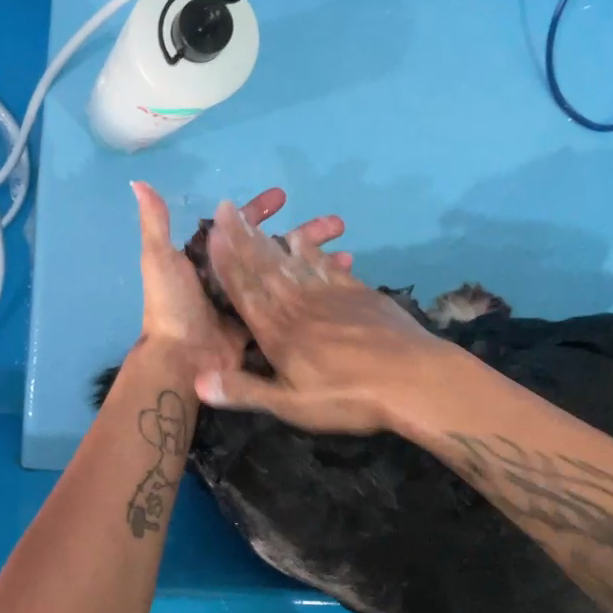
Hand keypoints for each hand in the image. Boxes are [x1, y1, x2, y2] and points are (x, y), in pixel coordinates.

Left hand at [132, 181, 344, 376]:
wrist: (181, 360)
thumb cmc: (172, 307)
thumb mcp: (159, 260)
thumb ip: (155, 224)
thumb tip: (138, 183)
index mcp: (207, 260)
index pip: (238, 229)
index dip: (258, 211)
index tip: (283, 196)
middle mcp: (230, 278)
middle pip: (271, 249)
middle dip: (303, 234)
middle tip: (336, 224)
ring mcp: (248, 303)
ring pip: (287, 274)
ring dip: (315, 262)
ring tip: (348, 253)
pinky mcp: (263, 327)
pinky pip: (292, 305)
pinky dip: (314, 293)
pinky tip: (340, 284)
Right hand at [191, 197, 456, 432]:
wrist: (415, 378)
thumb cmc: (349, 396)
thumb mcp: (292, 404)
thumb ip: (244, 390)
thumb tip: (197, 379)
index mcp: (277, 331)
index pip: (245, 290)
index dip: (227, 261)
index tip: (212, 232)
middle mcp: (298, 304)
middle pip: (265, 267)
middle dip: (243, 238)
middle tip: (227, 208)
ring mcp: (330, 295)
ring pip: (292, 261)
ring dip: (270, 238)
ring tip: (255, 218)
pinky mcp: (358, 293)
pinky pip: (326, 265)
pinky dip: (311, 250)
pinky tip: (304, 239)